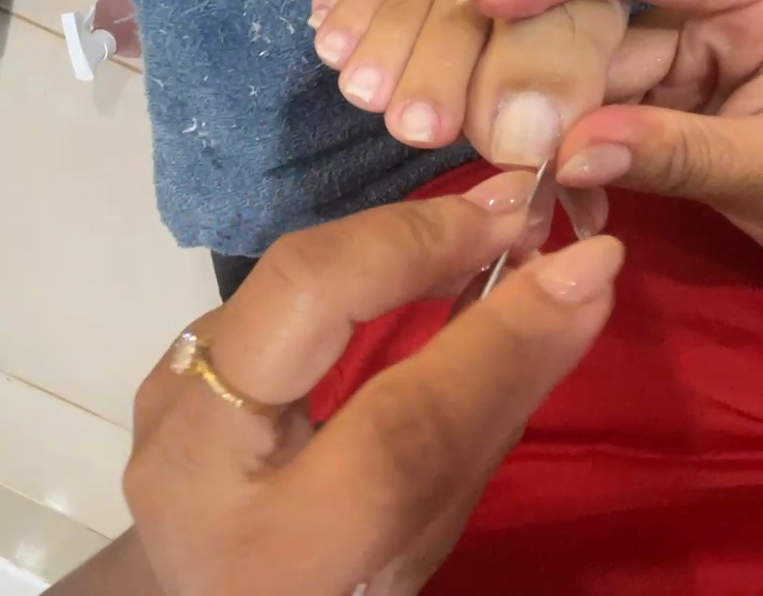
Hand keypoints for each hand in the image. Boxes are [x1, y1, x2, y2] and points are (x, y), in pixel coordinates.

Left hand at [121, 171, 622, 595]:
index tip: (590, 266)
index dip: (499, 338)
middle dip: (424, 236)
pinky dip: (362, 251)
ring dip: (396, 231)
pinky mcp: (182, 351)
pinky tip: (418, 241)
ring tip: (484, 213)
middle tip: (521, 206)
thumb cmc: (331, 585)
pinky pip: (283, 280)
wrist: (205, 592)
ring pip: (290, 270)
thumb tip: (568, 296)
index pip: (395, 431)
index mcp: (268, 554)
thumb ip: (481, 426)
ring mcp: (172, 387)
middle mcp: (192, 452)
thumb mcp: (418, 547)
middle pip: (306, 295)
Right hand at [463, 0, 762, 286]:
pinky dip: (579, 156)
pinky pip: (602, 118)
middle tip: (499, 133)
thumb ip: (679, 155)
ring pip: (591, 77)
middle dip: (549, 77)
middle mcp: (712, 13)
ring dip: (557, 129)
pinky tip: (570, 198)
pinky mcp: (667, 104)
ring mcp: (685, 60)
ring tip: (529, 183)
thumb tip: (567, 154)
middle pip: (603, 26)